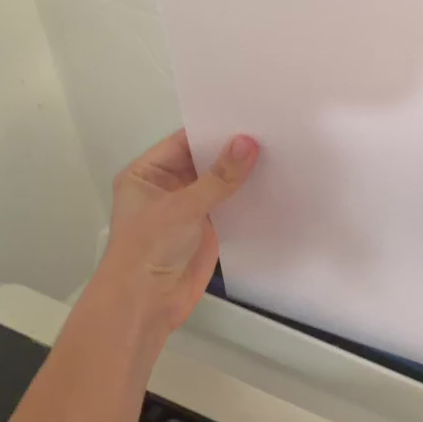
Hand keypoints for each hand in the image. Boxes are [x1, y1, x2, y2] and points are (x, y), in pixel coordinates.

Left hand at [93, 130, 258, 334]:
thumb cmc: (146, 250)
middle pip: (203, 160)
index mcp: (147, 173)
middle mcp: (167, 187)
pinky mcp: (206, 229)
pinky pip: (229, 205)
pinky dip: (246, 197)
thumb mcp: (182, 207)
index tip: (245, 119)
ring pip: (219, 183)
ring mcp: (187, 209)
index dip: (213, 130)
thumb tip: (247, 144)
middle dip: (231, 151)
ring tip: (275, 154)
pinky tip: (269, 185)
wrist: (147, 302)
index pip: (184, 141)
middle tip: (267, 133)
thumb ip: (218, 177)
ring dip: (241, 175)